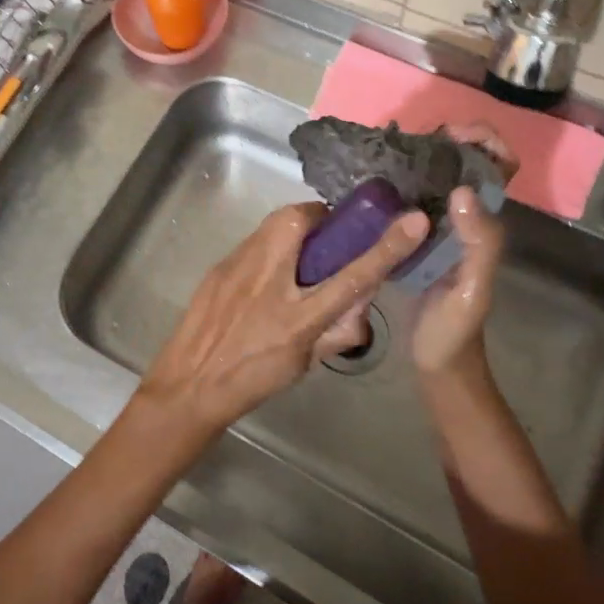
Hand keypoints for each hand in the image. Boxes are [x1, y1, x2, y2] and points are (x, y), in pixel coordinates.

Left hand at [136, 202, 428, 434]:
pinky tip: (269, 272)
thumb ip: (339, 332)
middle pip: (302, 223)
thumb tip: (361, 304)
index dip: (387, 247)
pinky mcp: (219, 266)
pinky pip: (255, 242)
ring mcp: (238, 269)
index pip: (354, 275)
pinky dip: (271, 247)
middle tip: (332, 235)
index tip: (415, 220)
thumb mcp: (305, 363)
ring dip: (296, 230)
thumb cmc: (252, 380)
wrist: (188, 386)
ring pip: (274, 225)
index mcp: (298, 318)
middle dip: (322, 218)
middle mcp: (268, 283)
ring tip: (301, 254)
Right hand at [409, 124, 511, 375]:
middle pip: (465, 164)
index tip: (452, 132)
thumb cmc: (455, 331)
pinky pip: (412, 201)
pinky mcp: (416, 241)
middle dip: (446, 140)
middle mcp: (466, 219)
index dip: (486, 141)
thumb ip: (478, 243)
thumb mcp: (471, 290)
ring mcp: (441, 229)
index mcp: (485, 225)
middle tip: (409, 139)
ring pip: (437, 179)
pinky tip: (374, 182)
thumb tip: (462, 190)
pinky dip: (398, 184)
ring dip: (419, 158)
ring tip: (387, 152)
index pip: (500, 167)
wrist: (437, 363)